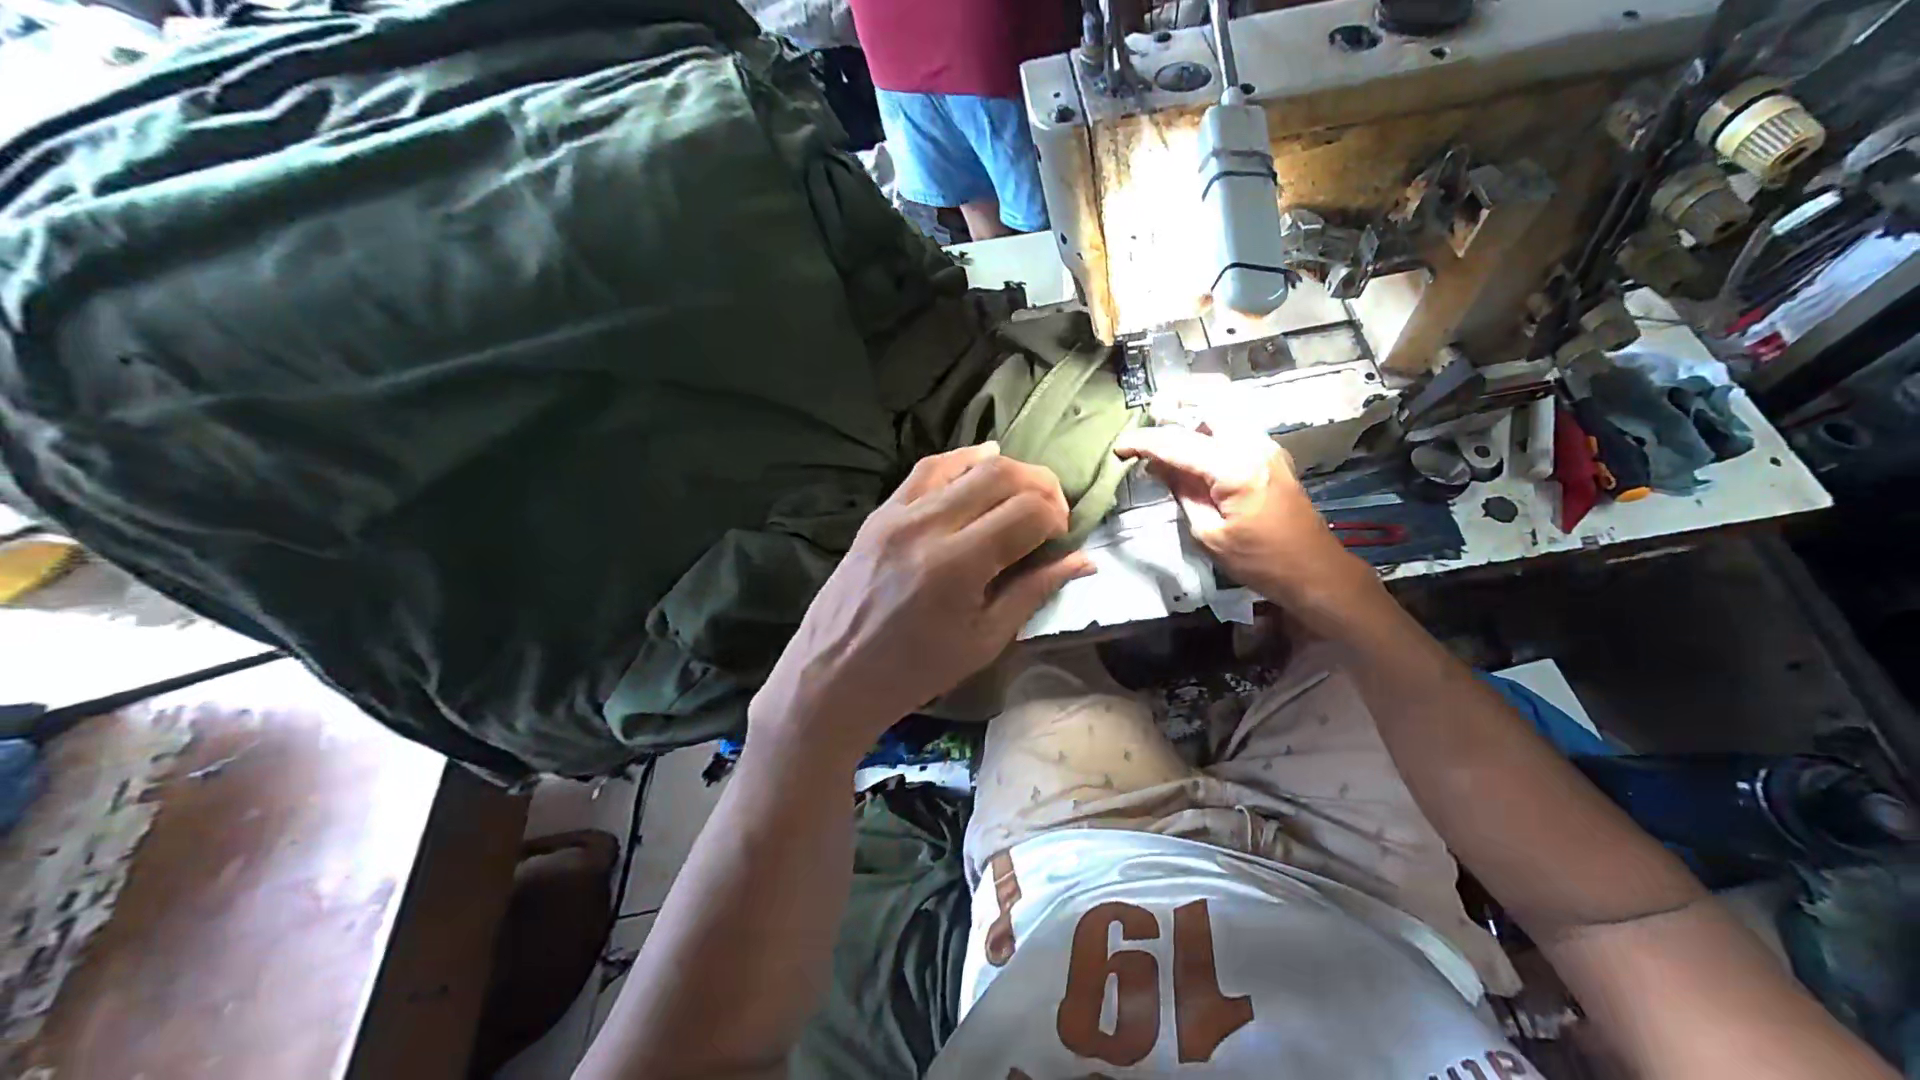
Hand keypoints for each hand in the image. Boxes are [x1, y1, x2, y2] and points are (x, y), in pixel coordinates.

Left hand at [749, 443, 1094, 766]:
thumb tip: (1083, 561)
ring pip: (964, 462)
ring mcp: (897, 514)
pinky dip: (960, 462)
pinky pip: (926, 469)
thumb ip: (1033, 592)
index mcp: (958, 565)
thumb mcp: (984, 641)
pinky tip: (979, 465)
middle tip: (1052, 511)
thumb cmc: (914, 671)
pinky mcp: (879, 513)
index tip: (1060, 538)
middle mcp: (928, 526)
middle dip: (1040, 485)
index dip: (1057, 517)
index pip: (1028, 511)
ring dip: (1004, 469)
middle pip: (1001, 474)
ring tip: (1022, 490)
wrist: (834, 675)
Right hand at [1111, 422, 1382, 621]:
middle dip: (1176, 402)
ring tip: (1165, 424)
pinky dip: (1209, 425)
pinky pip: (1234, 425)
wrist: (1315, 571)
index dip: (1144, 442)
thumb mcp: (1209, 534)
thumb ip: (1183, 492)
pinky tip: (1191, 443)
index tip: (1119, 446)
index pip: (1179, 443)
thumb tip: (1157, 466)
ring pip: (1225, 408)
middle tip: (1148, 415)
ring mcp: (1266, 446)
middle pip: (1211, 402)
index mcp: (1235, 468)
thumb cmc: (1260, 561)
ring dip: (1194, 410)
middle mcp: (1253, 445)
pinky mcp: (1270, 454)